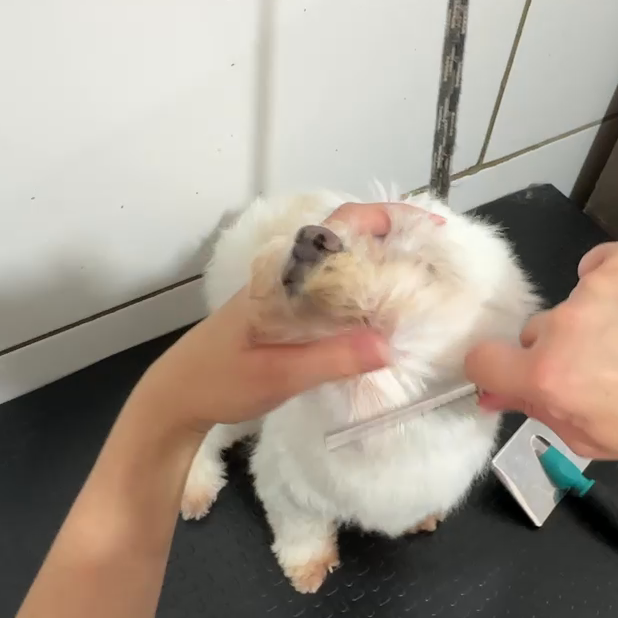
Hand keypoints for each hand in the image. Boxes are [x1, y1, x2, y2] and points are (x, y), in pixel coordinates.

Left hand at [131, 202, 422, 434]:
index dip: (387, 219)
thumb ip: (330, 360)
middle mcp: (289, 276)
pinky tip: (387, 323)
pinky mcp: (290, 316)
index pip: (340, 227)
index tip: (428, 231)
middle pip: (351, 243)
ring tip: (426, 293)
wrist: (177, 397)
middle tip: (440, 269)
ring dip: (384, 275)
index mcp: (284, 275)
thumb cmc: (218, 381)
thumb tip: (389, 346)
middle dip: (397, 247)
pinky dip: (367, 301)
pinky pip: (337, 297)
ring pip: (346, 271)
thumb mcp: (276, 376)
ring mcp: (290, 295)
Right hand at [463, 241, 617, 465]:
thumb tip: (495, 392)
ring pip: (573, 301)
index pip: (481, 359)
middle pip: (535, 332)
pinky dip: (615, 284)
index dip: (496, 370)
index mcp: (550, 377)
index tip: (519, 374)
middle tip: (606, 366)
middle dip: (558, 349)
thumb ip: (537, 412)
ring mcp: (598, 284)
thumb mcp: (593, 440)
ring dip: (593, 318)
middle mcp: (564, 325)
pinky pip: (600, 266)